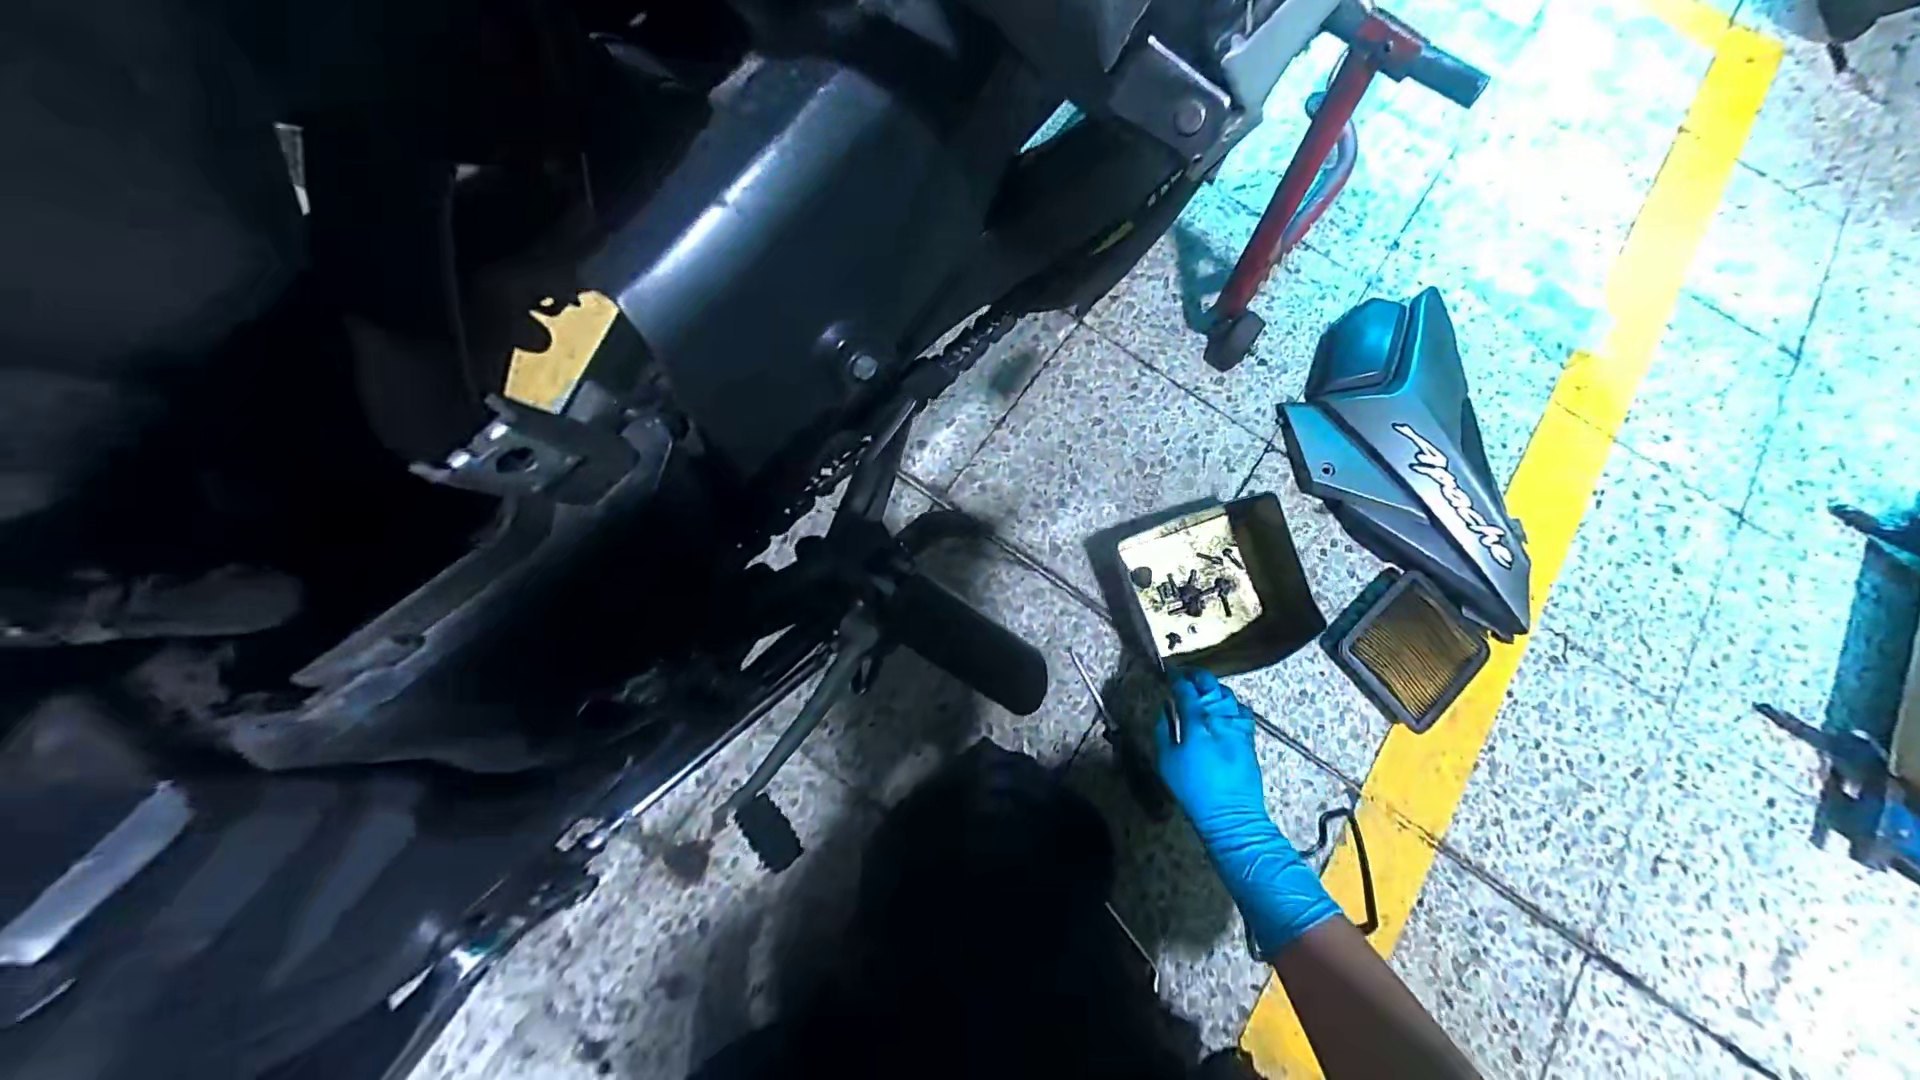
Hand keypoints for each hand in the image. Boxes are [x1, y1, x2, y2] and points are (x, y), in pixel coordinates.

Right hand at [1155, 670, 1340, 956]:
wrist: (1231, 815)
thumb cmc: (1193, 789)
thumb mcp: (1167, 761)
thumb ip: (1163, 730)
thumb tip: (1165, 710)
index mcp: (1196, 722)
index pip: (1186, 690)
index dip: (1177, 679)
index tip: (1170, 674)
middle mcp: (1219, 718)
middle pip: (1210, 685)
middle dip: (1197, 677)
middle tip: (1186, 677)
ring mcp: (1237, 727)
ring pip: (1227, 695)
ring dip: (1214, 688)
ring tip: (1203, 689)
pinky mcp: (1249, 737)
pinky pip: (1240, 710)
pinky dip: (1230, 703)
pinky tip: (1224, 707)